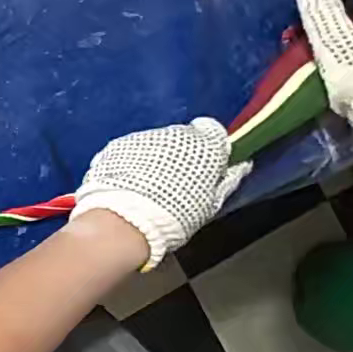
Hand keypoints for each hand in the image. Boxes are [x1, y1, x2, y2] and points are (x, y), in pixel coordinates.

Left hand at [71, 118, 249, 269]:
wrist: (124, 219)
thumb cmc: (174, 214)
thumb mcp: (210, 202)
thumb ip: (226, 180)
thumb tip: (239, 167)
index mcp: (203, 144)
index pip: (211, 132)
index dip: (207, 148)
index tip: (202, 165)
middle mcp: (171, 133)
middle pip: (178, 138)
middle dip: (177, 155)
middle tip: (171, 182)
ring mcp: (139, 138)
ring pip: (150, 144)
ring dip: (150, 158)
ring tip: (144, 186)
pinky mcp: (113, 147)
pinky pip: (126, 151)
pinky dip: (126, 163)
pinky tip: (124, 184)